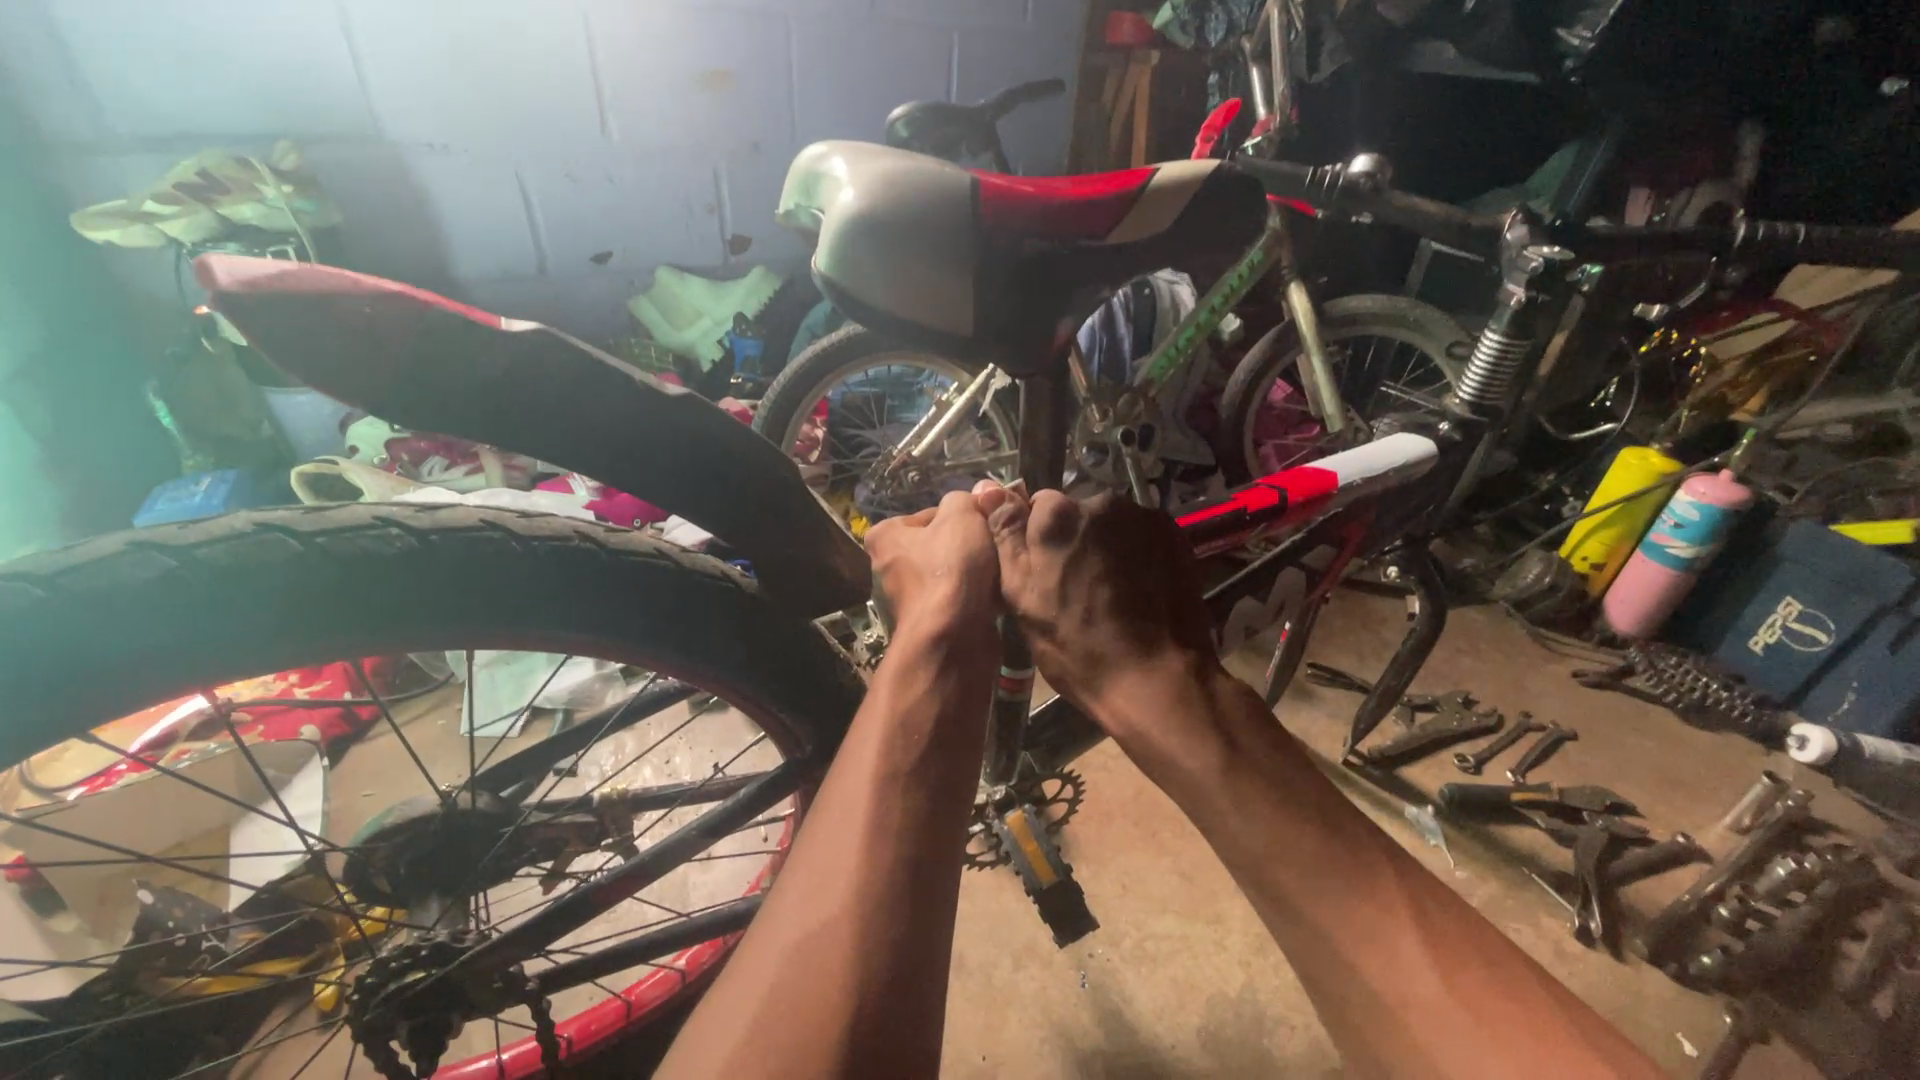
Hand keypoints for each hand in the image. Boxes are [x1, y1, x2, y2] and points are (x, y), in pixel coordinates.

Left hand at [865, 491, 999, 645]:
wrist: (953, 639)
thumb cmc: (951, 569)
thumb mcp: (962, 515)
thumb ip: (966, 499)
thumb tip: (975, 500)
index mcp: (886, 535)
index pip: (934, 513)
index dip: (966, 516)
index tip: (987, 525)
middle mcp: (890, 566)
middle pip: (945, 543)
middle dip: (974, 544)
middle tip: (999, 546)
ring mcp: (911, 599)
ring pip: (957, 572)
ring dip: (980, 572)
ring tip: (1000, 572)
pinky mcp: (931, 624)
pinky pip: (962, 599)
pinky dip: (979, 596)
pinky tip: (996, 596)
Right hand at [974, 486, 1217, 716]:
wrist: (1157, 679)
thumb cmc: (1077, 646)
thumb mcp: (1023, 597)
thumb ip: (1006, 537)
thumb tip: (989, 488)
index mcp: (1057, 514)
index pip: (1035, 506)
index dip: (1035, 540)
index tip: (1042, 575)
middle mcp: (1102, 502)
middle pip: (1076, 513)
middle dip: (1072, 541)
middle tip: (1074, 590)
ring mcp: (1144, 517)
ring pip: (1110, 525)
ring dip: (1104, 547)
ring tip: (1109, 595)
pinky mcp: (1175, 537)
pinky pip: (1141, 537)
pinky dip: (1135, 555)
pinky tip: (1137, 593)